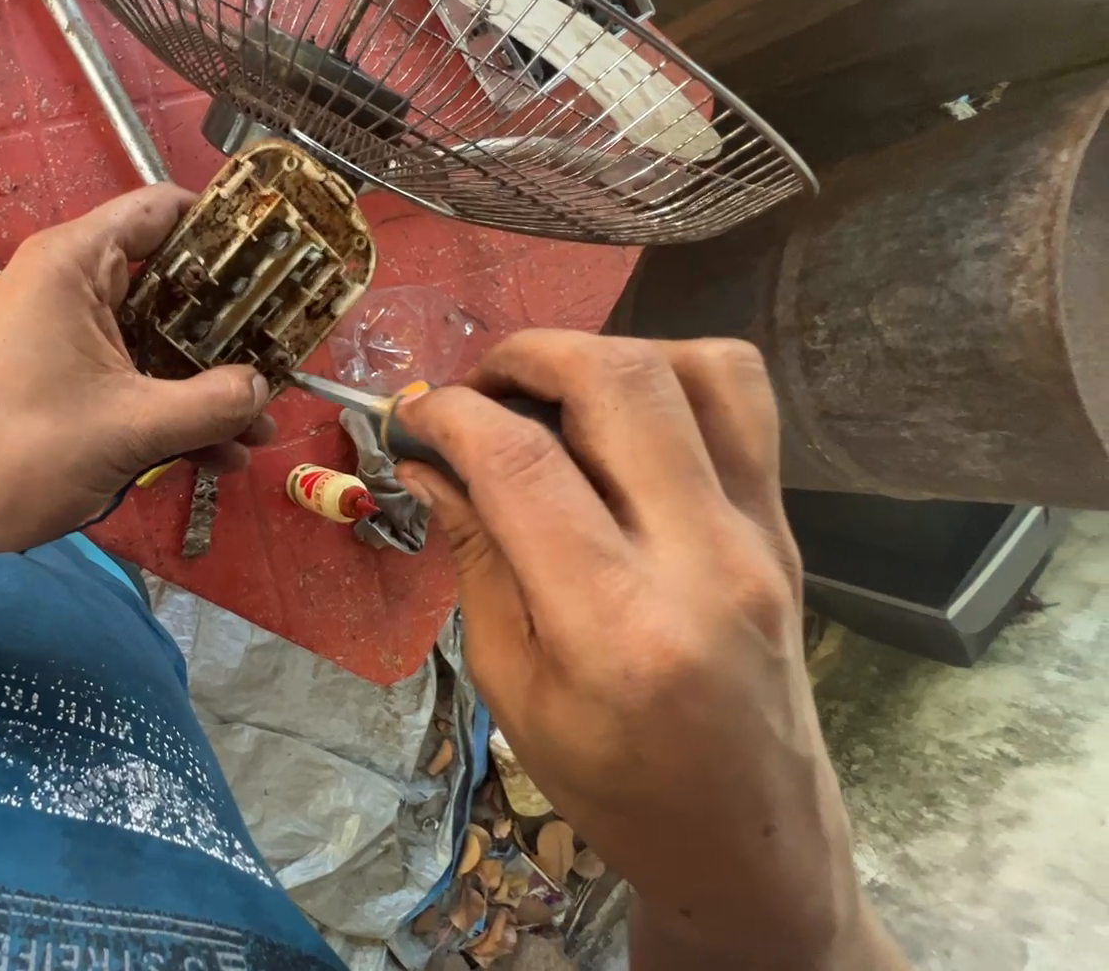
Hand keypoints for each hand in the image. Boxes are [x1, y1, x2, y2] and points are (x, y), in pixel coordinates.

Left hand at [0, 185, 275, 556]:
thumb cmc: (23, 452)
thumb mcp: (131, 428)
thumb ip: (210, 404)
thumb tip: (263, 390)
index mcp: (75, 263)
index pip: (162, 212)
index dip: (226, 230)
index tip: (280, 261)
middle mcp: (69, 286)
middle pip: (169, 283)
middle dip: (228, 327)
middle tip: (283, 352)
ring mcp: (64, 335)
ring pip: (155, 342)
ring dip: (205, 384)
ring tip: (260, 428)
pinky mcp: (61, 378)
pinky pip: (129, 379)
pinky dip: (169, 410)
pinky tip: (218, 456)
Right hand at [394, 332, 902, 969]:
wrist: (748, 840)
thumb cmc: (606, 779)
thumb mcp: (507, 680)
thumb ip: (474, 555)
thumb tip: (429, 465)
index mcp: (615, 621)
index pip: (521, 463)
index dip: (450, 415)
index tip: (411, 415)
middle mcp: (705, 557)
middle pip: (620, 383)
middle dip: (525, 357)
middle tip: (472, 388)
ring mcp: (763, 532)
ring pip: (698, 369)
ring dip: (602, 354)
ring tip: (543, 392)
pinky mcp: (785, 524)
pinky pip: (739, 402)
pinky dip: (665, 374)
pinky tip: (612, 416)